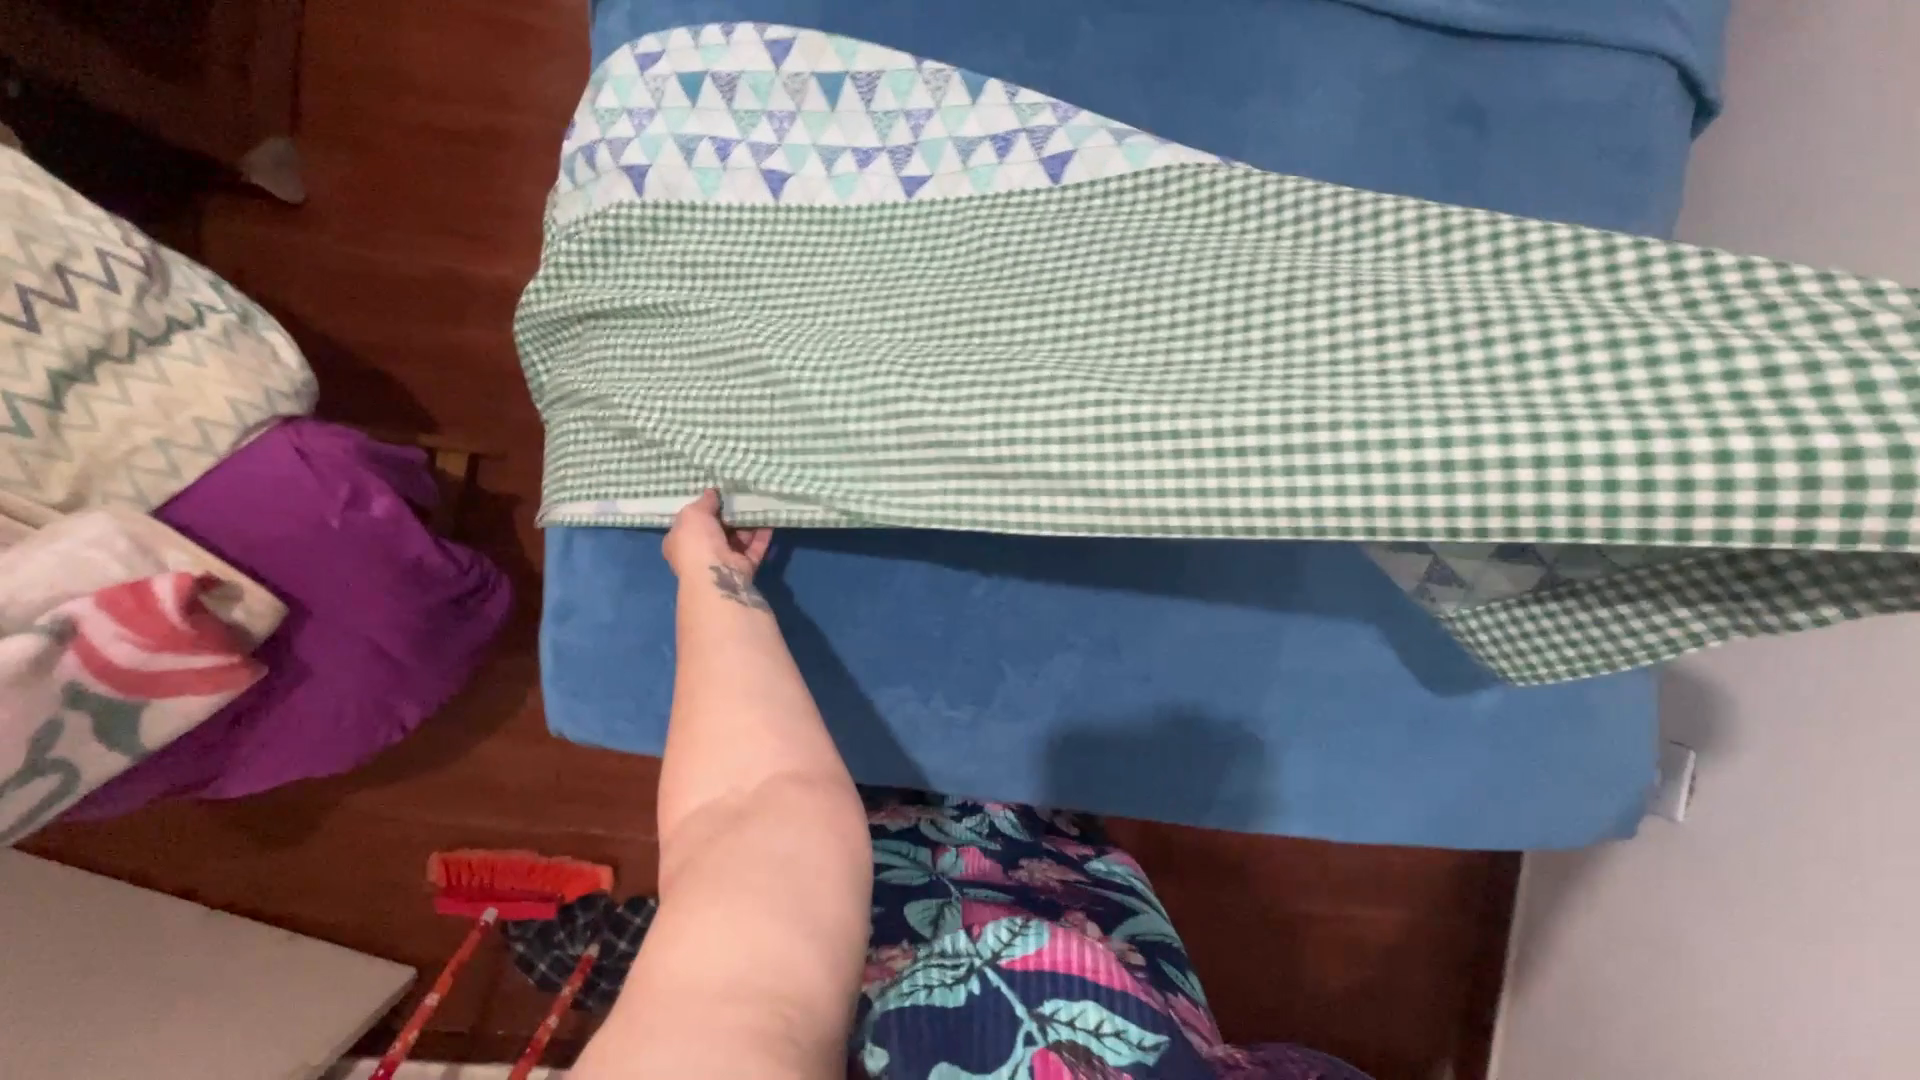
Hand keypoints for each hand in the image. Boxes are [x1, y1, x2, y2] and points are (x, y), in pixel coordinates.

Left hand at [663, 489, 772, 580]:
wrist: (716, 573)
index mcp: (680, 542)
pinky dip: (762, 535)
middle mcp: (700, 554)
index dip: (701, 508)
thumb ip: (704, 501)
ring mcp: (723, 562)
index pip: (690, 523)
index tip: (716, 494)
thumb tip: (712, 492)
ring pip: (738, 538)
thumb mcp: (692, 513)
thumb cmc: (696, 541)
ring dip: (747, 523)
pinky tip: (770, 518)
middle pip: (716, 530)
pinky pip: (754, 548)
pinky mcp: (744, 568)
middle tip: (740, 495)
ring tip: (758, 502)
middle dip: (729, 514)